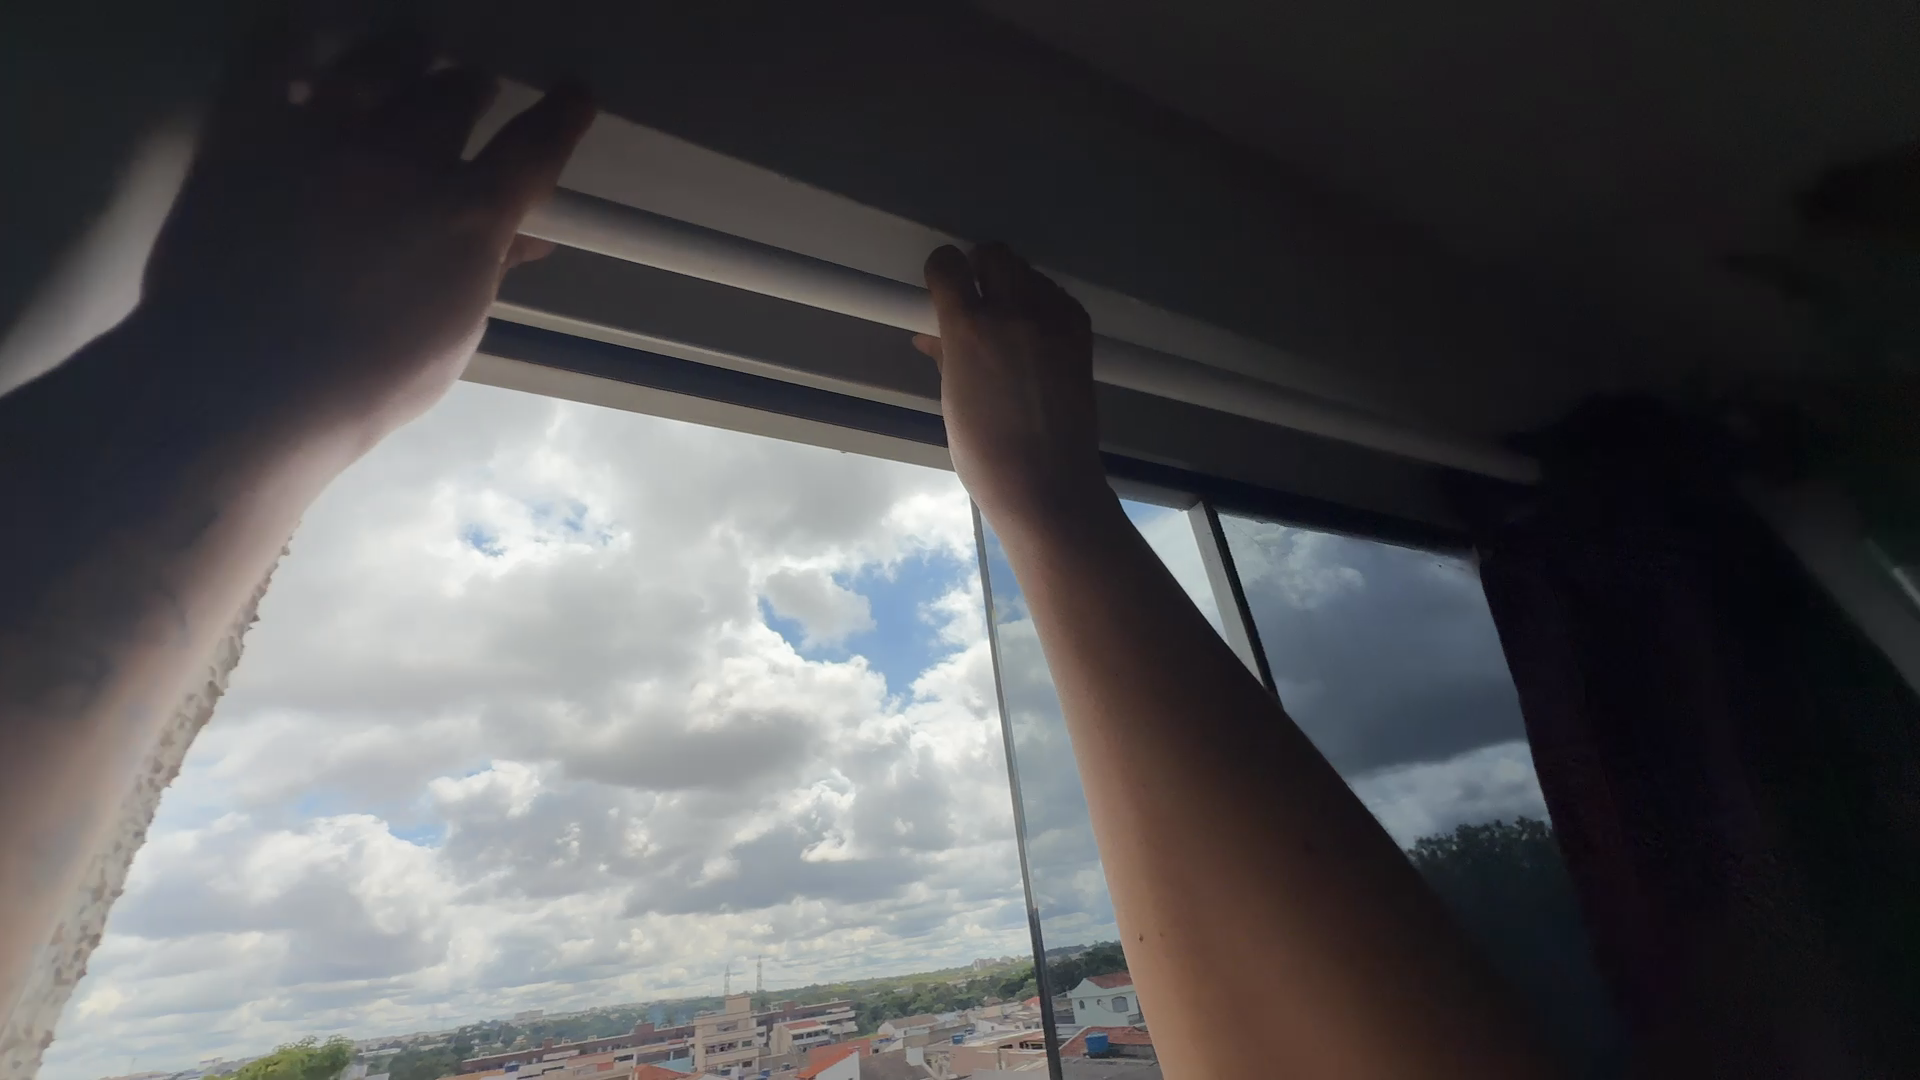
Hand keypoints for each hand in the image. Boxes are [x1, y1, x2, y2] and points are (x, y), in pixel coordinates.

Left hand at [138, 25, 593, 447]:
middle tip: (478, 85)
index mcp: (469, 215)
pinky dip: (299, 40)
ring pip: (378, 66)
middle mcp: (405, 160)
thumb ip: (490, 269)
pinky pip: (273, 59)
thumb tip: (523, 238)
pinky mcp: (248, 131)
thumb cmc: (381, 372)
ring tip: (417, 49)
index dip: (561, 117)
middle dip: (475, 87)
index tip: (576, 94)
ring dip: (407, 55)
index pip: (532, 150)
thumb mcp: (460, 325)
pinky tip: (316, 38)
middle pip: (455, 96)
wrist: (255, 379)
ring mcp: (323, 138)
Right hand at [917, 244, 1109, 527]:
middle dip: (980, 269)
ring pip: (1030, 272)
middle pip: (995, 254)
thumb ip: (945, 357)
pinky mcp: (1080, 333)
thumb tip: (931, 336)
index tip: (941, 288)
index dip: (941, 273)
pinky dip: (1044, 304)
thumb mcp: (953, 402)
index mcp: (969, 330)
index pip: (948, 266)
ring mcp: (1053, 320)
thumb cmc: (985, 453)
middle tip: (976, 298)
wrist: (1047, 482)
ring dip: (1014, 285)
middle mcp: (1013, 311)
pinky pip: (1058, 297)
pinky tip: (1037, 334)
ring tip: (1008, 320)